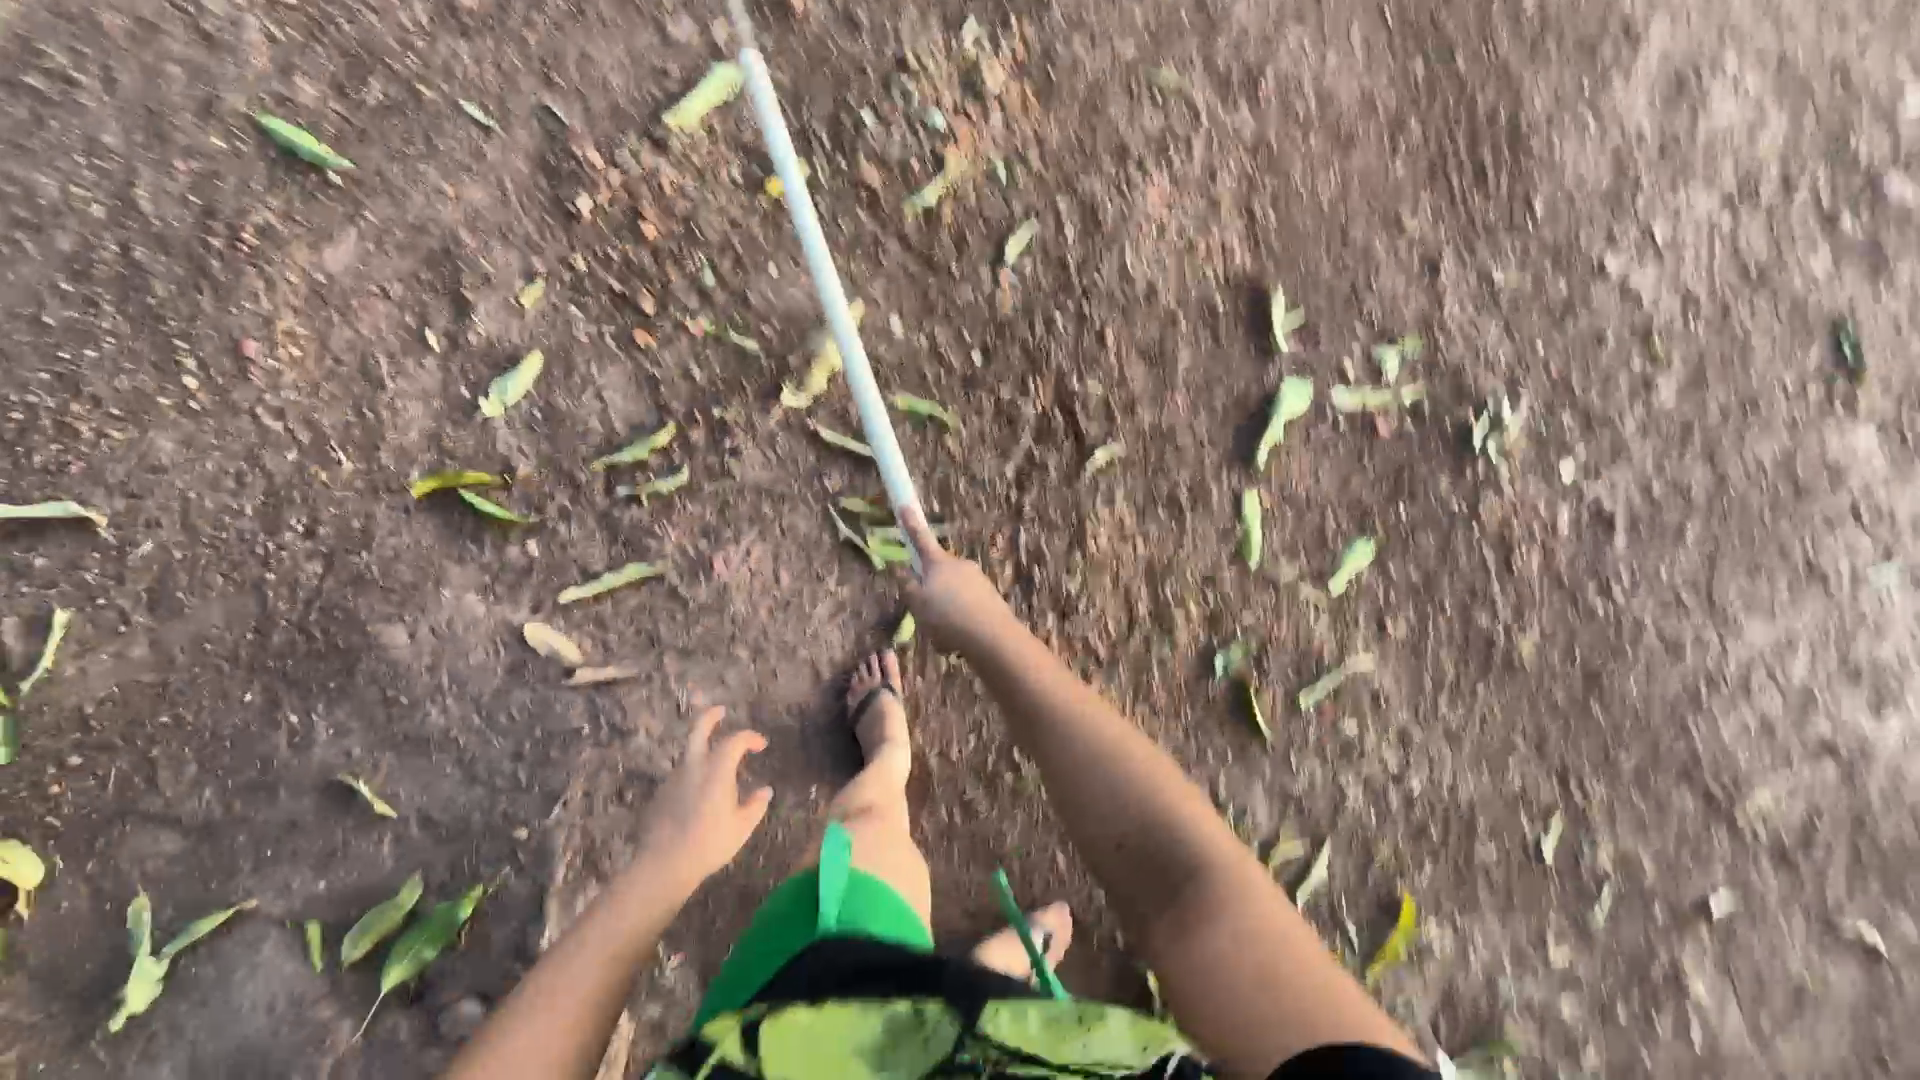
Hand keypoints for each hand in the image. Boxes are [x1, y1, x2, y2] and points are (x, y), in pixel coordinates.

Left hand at [637, 707, 773, 884]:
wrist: (664, 864)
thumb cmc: (709, 844)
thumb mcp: (742, 827)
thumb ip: (755, 805)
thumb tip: (765, 791)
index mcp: (716, 771)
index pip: (735, 741)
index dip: (750, 737)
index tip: (761, 745)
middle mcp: (693, 768)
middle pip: (698, 731)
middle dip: (710, 717)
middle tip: (720, 710)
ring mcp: (673, 780)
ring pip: (689, 755)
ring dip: (703, 751)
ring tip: (718, 768)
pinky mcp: (661, 794)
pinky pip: (681, 776)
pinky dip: (693, 775)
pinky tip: (700, 795)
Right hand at [899, 506, 1016, 652]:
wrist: (992, 636)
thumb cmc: (947, 617)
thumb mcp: (916, 603)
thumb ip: (906, 584)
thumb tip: (900, 566)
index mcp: (939, 562)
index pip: (920, 538)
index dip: (910, 523)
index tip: (904, 505)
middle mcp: (960, 565)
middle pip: (938, 573)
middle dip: (931, 591)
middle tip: (926, 616)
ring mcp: (977, 579)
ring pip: (953, 593)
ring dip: (945, 611)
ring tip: (944, 636)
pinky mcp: (990, 596)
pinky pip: (967, 606)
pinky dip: (960, 620)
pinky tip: (959, 640)